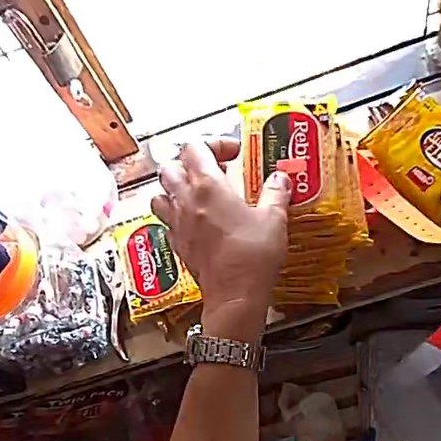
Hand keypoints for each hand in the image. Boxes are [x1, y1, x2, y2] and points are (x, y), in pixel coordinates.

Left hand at [154, 138, 289, 334]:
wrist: (235, 296)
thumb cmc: (253, 257)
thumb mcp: (274, 220)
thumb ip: (275, 193)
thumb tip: (280, 178)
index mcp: (208, 186)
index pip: (195, 146)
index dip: (214, 143)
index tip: (234, 154)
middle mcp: (186, 201)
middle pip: (170, 166)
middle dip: (189, 163)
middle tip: (213, 171)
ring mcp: (177, 225)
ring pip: (159, 194)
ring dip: (174, 188)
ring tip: (196, 194)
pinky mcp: (177, 246)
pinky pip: (166, 222)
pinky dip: (176, 216)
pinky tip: (196, 223)